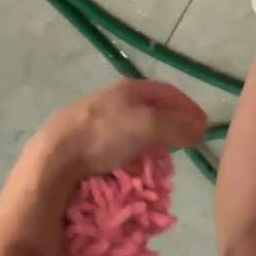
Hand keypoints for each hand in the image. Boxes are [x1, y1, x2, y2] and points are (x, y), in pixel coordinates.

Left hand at [33, 79, 208, 180]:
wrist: (52, 159)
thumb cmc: (103, 136)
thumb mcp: (148, 126)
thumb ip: (176, 125)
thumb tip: (201, 126)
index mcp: (128, 87)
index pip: (168, 92)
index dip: (188, 106)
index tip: (204, 125)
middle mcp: (110, 98)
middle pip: (150, 108)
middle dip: (169, 124)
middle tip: (184, 143)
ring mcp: (92, 119)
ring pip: (130, 127)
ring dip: (149, 141)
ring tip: (159, 161)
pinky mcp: (78, 142)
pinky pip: (113, 145)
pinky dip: (128, 154)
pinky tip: (129, 168)